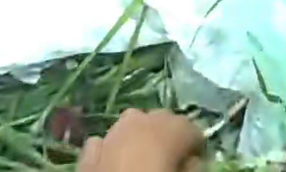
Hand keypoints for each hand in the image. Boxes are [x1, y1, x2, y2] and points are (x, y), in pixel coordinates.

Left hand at [78, 109, 203, 171]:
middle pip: (162, 122)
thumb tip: (194, 162)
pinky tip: (114, 167)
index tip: (196, 162)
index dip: (195, 147)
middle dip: (168, 138)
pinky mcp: (88, 152)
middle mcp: (141, 118)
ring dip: (140, 140)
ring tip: (144, 164)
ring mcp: (112, 132)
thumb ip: (194, 167)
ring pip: (133, 127)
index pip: (192, 129)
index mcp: (169, 126)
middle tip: (171, 163)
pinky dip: (111, 152)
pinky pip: (105, 144)